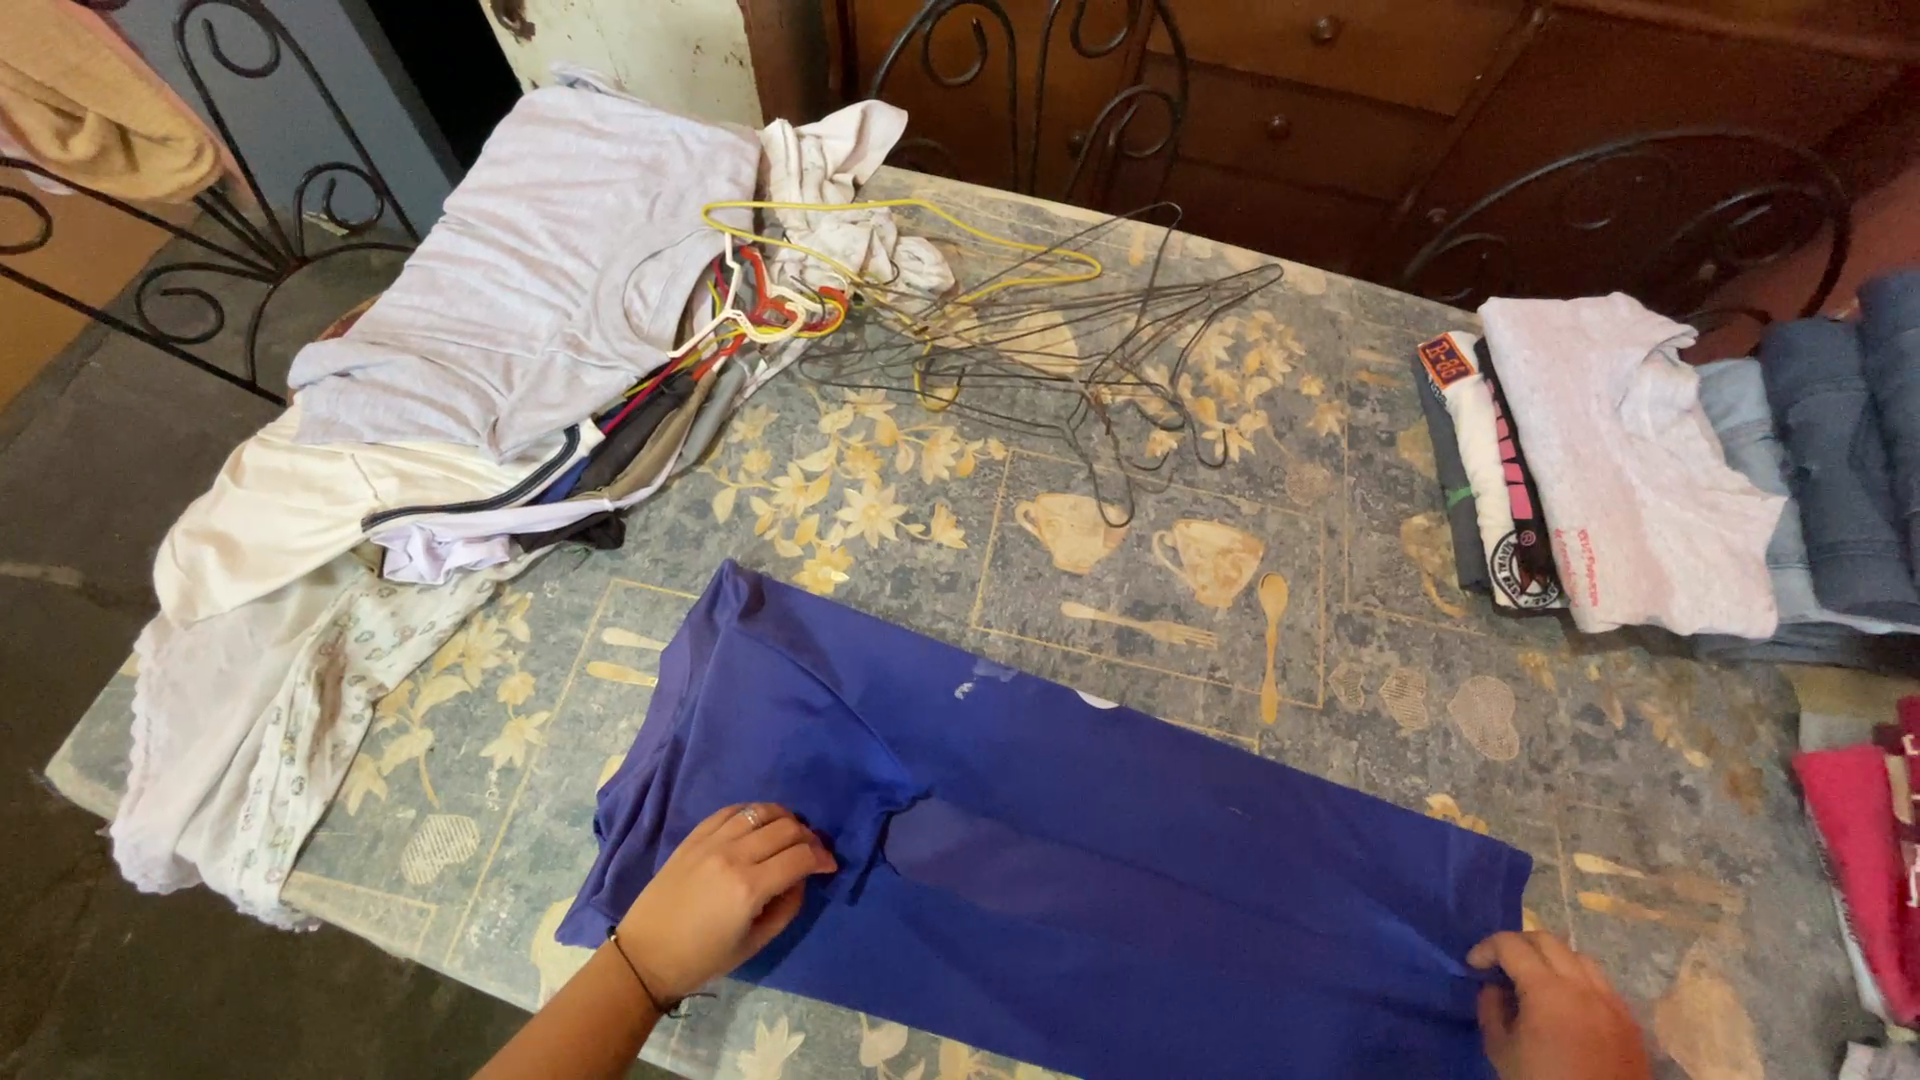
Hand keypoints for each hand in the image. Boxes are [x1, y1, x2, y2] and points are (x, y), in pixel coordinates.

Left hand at [614, 802, 836, 1002]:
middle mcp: (733, 856)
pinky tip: (759, 824)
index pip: (801, 857)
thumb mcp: (754, 944)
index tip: (829, 865)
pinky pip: (732, 810)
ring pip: (762, 811)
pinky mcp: (695, 836)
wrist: (644, 955)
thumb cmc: (702, 958)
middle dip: (809, 837)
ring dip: (785, 818)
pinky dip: (753, 812)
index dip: (823, 858)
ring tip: (790, 833)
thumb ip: (787, 908)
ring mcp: (712, 841)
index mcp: (749, 888)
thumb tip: (801, 878)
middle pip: (787, 828)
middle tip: (813, 851)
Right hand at [1469, 931, 1650, 1079]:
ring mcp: (1613, 1004)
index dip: (1485, 948)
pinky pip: (1601, 983)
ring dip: (1550, 959)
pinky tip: (1566, 1002)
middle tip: (1500, 966)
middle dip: (1516, 945)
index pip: (1510, 944)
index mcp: (1548, 992)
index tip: (1473, 967)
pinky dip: (1577, 979)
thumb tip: (1495, 986)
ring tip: (1535, 980)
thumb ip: (1491, 1006)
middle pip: (1545, 940)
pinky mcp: (1630, 1022)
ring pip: (1578, 957)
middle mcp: (1584, 988)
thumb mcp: (1500, 1048)